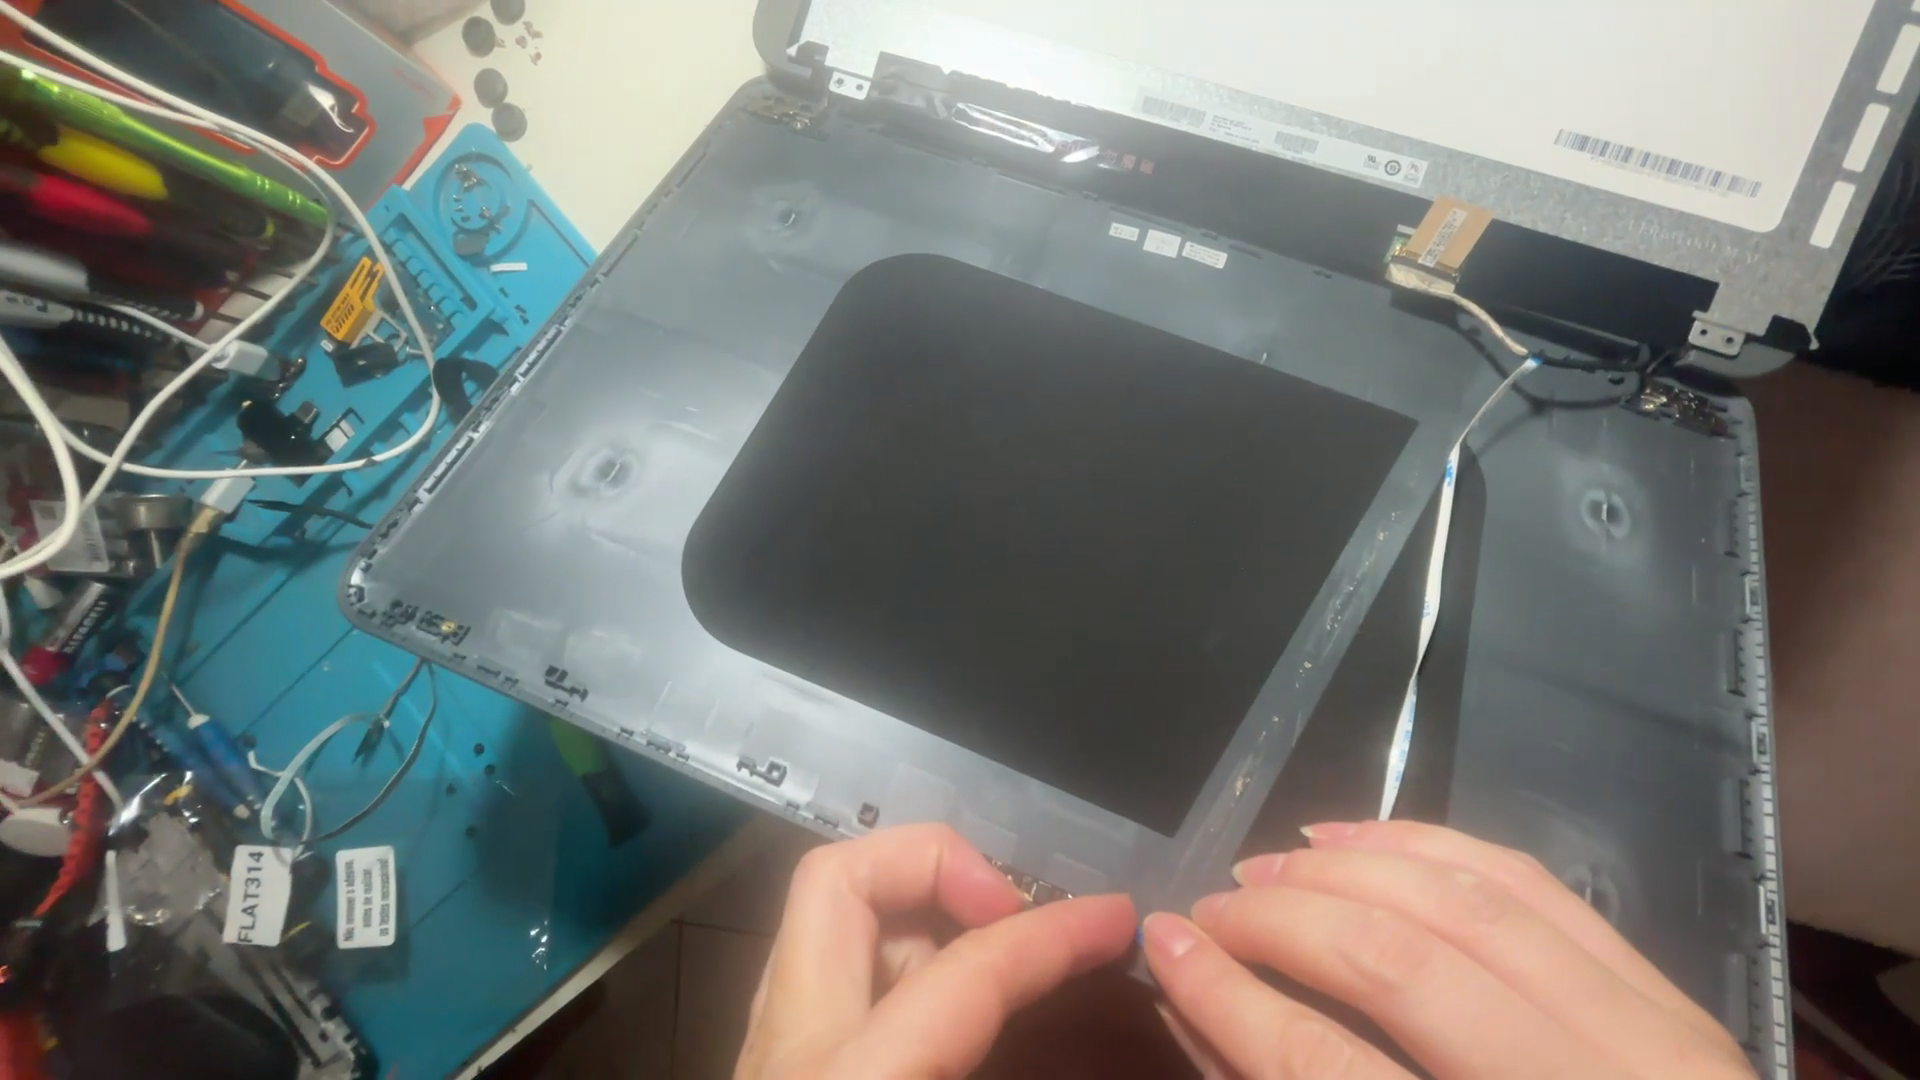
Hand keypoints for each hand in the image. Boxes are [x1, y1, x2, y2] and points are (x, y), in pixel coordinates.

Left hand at [737, 824, 1137, 1077]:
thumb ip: (1015, 1058)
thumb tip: (1051, 974)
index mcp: (844, 1074)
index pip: (962, 970)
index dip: (1051, 934)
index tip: (1112, 916)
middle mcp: (787, 1042)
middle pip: (835, 878)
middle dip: (933, 859)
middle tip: (1008, 906)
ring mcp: (769, 1044)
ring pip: (832, 913)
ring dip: (917, 905)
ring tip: (987, 941)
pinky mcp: (778, 1061)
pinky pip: (839, 967)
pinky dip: (898, 955)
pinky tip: (943, 993)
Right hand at [1144, 820, 1754, 1078]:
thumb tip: (1194, 1003)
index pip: (1330, 1071)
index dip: (1229, 1001)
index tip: (1165, 944)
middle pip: (1397, 966)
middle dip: (1278, 922)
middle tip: (1211, 909)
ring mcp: (1662, 1049)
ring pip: (1461, 902)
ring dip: (1340, 870)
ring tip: (1265, 864)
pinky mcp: (1678, 1003)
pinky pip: (1525, 881)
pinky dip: (1421, 843)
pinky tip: (1349, 836)